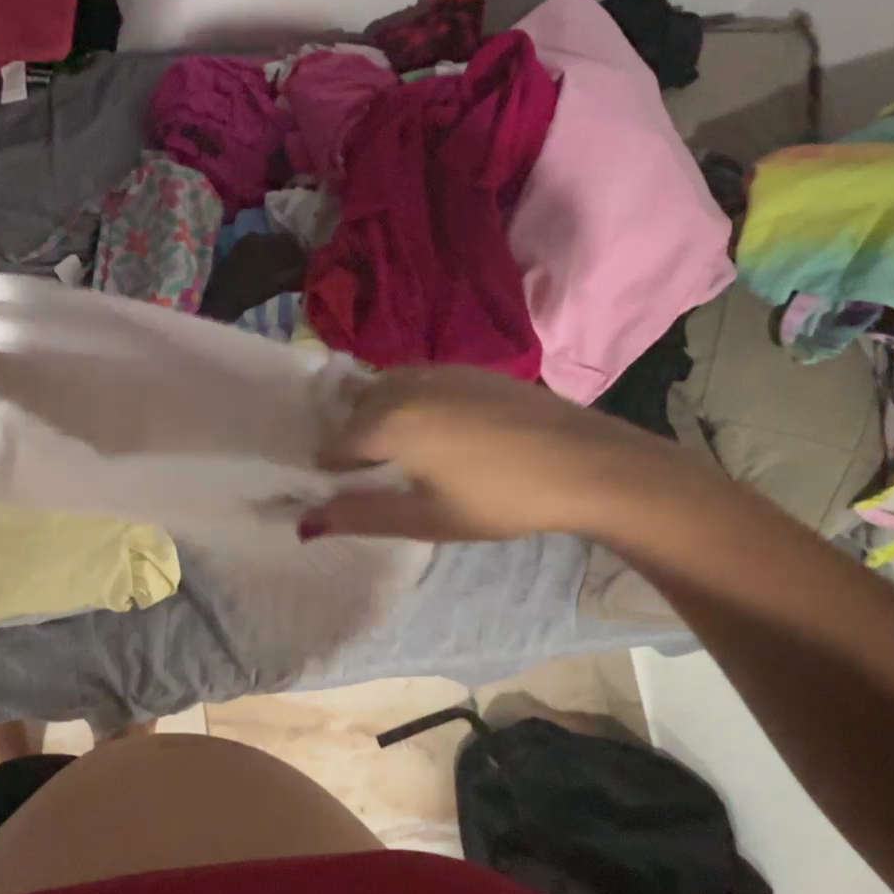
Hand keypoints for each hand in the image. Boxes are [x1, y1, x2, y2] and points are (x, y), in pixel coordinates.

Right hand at [304, 366, 701, 541]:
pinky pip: (413, 383)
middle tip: (379, 480)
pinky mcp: (465, 369)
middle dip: (352, 444)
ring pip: (381, 393)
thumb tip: (304, 524)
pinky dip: (408, 406)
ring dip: (378, 421)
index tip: (352, 495)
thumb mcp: (425, 519)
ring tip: (407, 457)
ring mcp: (436, 371)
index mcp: (387, 422)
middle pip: (351, 413)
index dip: (333, 474)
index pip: (331, 446)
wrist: (589, 464)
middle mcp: (402, 385)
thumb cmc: (501, 499)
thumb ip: (359, 517)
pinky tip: (441, 435)